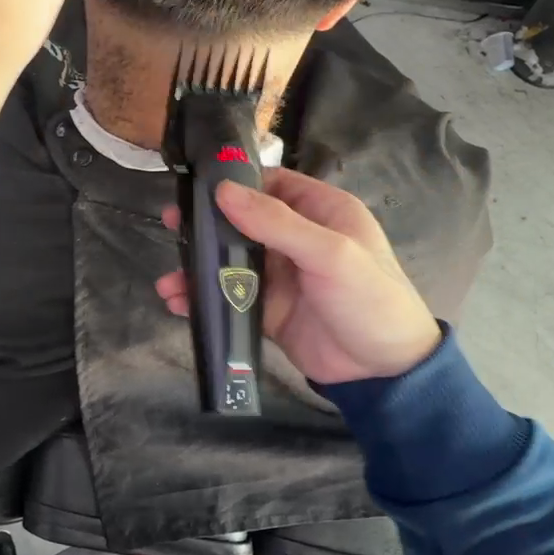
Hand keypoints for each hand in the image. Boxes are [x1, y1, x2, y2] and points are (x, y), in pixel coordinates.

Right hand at [155, 169, 442, 383]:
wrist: (384, 371)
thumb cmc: (368, 298)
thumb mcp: (329, 253)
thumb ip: (276, 222)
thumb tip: (224, 191)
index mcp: (322, 212)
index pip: (272, 184)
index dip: (237, 183)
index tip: (197, 188)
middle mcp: (298, 238)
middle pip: (243, 222)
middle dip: (206, 227)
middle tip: (172, 226)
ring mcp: (282, 276)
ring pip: (231, 262)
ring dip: (199, 269)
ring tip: (169, 281)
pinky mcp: (269, 310)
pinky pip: (230, 297)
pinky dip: (205, 299)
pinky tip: (180, 304)